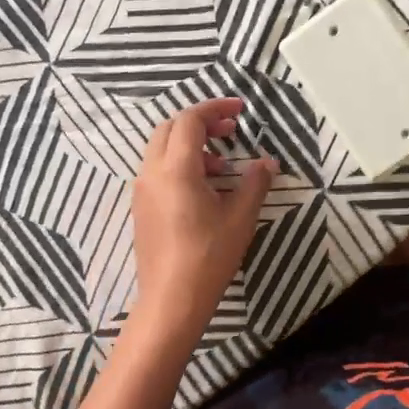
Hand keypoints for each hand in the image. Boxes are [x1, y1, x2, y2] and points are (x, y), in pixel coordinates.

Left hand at [130, 98, 276, 349]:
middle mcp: (151, 173)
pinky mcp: (141, 209)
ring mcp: (141, 192)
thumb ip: (255, 183)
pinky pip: (157, 172)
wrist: (172, 299)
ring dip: (190, 147)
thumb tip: (267, 162)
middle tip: (230, 132)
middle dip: (200, 124)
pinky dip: (179, 166)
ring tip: (223, 168)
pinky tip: (204, 191)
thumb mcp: (240, 218)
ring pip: (161, 151)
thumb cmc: (208, 257)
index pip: (190, 120)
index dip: (215, 108)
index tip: (240, 111)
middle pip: (170, 129)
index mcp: (175, 168)